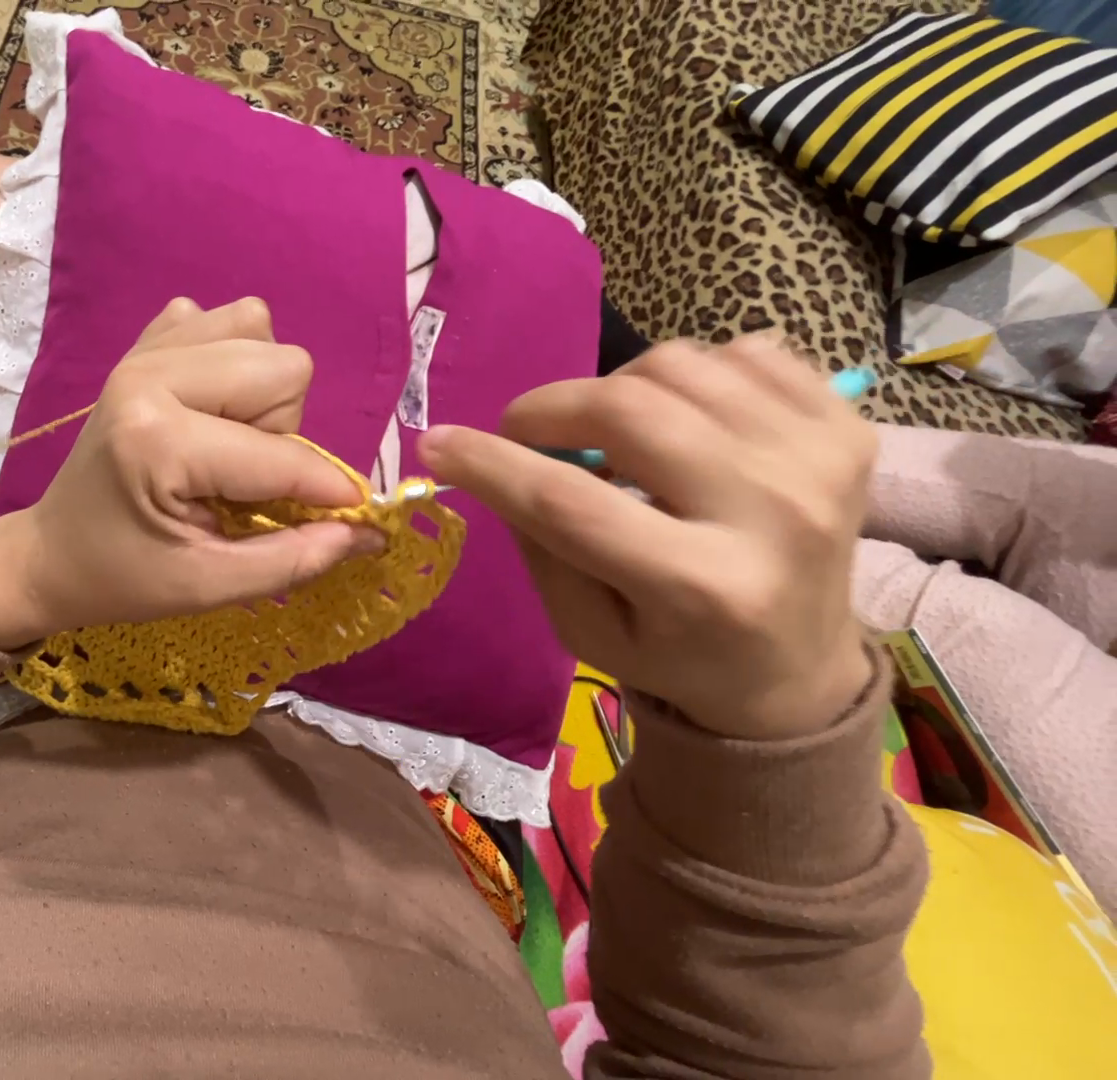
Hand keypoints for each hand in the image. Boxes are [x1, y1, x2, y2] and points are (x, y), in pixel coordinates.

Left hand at [0, 298, 379, 649]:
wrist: (52, 553)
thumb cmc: (123, 577)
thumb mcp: (207, 586)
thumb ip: (293, 559)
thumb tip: (368, 533)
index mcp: (160, 440)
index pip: (279, 454)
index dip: (327, 491)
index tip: (351, 519)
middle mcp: (152, 375)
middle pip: (285, 367)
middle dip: (284, 434)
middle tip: (244, 482)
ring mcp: (144, 349)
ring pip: (259, 330)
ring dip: (262, 391)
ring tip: (227, 441)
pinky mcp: (142, 343)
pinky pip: (221, 319)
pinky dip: (233, 359)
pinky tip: (206, 407)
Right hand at [418, 336, 875, 739]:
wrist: (795, 666)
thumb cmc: (670, 654)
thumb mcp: (582, 626)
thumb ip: (541, 543)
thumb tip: (505, 462)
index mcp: (702, 586)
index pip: (571, 503)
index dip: (490, 464)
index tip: (435, 444)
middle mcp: (775, 514)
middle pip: (630, 412)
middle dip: (547, 410)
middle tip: (524, 434)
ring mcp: (822, 460)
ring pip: (679, 365)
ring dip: (612, 388)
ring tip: (604, 433)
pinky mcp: (848, 428)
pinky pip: (743, 351)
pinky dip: (685, 374)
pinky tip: (673, 419)